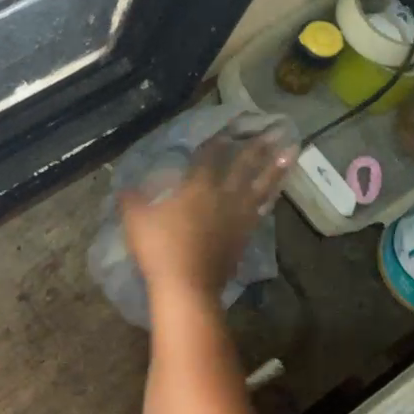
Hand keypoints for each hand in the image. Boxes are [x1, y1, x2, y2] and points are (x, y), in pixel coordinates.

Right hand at [121, 118, 295, 301]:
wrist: (187, 286)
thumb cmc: (160, 250)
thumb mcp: (135, 221)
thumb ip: (132, 200)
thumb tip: (124, 187)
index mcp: (197, 187)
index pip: (210, 156)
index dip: (218, 140)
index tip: (228, 126)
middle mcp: (223, 196)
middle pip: (244, 165)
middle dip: (257, 146)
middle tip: (276, 129)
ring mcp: (238, 217)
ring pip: (260, 186)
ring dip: (275, 168)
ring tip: (289, 152)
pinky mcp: (244, 237)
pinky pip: (261, 212)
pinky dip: (270, 199)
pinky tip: (275, 193)